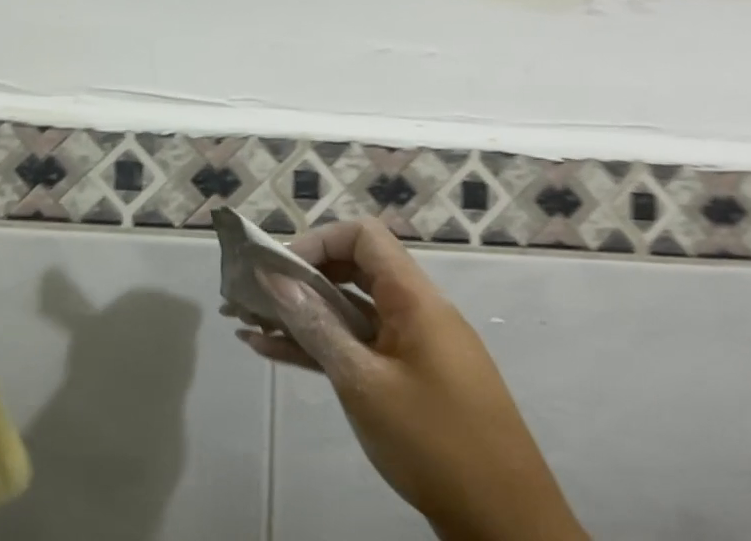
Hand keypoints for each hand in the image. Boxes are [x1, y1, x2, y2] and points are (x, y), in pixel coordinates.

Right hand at [233, 219, 585, 540]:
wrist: (505, 524)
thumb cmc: (435, 443)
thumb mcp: (363, 382)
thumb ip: (315, 325)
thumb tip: (271, 275)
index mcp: (415, 302)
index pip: (363, 238)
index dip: (316, 242)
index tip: (278, 271)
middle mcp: (415, 314)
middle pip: (350, 269)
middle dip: (297, 277)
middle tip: (251, 294)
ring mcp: (410, 348)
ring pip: (346, 311)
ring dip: (298, 314)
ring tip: (245, 322)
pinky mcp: (405, 379)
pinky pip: (354, 346)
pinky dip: (315, 344)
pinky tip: (267, 351)